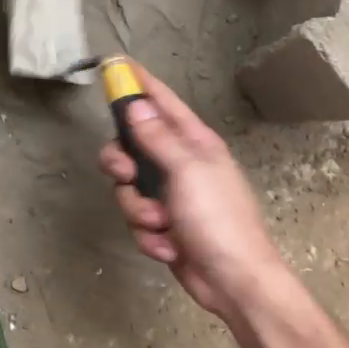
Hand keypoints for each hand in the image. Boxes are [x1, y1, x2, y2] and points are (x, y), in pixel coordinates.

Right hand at [97, 64, 286, 318]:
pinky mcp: (163, 226)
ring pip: (129, 188)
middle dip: (122, 164)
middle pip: (131, 147)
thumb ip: (157, 137)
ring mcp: (171, 196)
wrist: (234, 283)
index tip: (114, 64)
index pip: (161, 101)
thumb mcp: (187, 171)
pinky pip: (137, 220)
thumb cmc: (219, 220)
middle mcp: (180, 163)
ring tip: (160, 225)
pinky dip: (148, 236)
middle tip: (125, 174)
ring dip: (138, 210)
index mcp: (194, 142)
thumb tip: (136, 104)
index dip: (138, 82)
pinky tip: (168, 247)